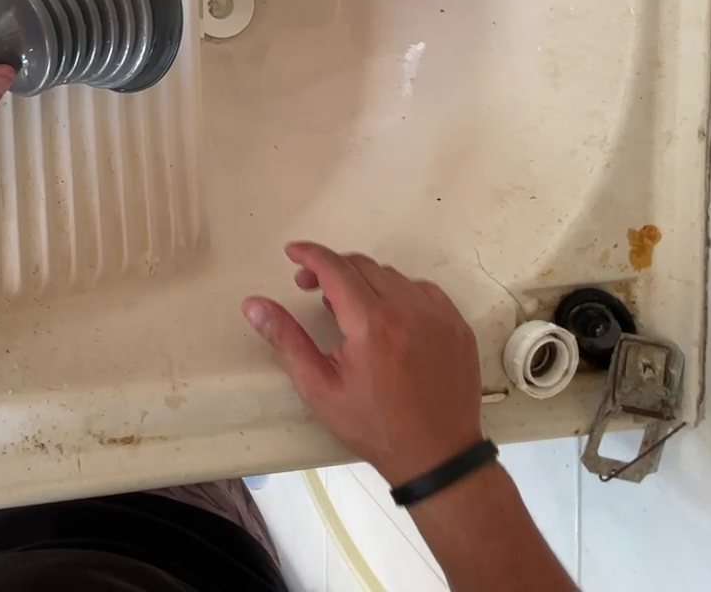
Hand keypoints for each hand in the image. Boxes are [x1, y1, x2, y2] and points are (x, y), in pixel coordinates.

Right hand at [243, 242, 481, 485]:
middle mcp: (407, 308)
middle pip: (361, 265)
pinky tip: (386, 314)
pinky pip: (420, 289)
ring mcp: (438, 314)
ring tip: (348, 306)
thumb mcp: (319, 387)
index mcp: (370, 322)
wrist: (438, 458)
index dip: (309, 254)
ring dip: (363, 280)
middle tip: (310, 287)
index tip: (292, 253)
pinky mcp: (457, 324)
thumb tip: (253, 304)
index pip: (334, 267)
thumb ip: (286, 339)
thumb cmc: (373, 424)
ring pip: (391, 274)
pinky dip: (397, 291)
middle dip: (330, 267)